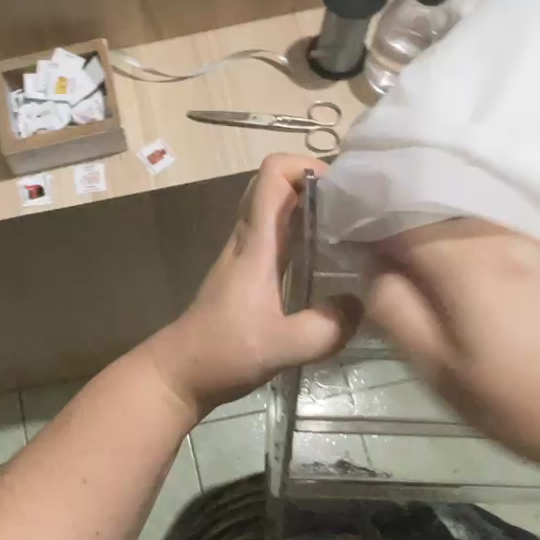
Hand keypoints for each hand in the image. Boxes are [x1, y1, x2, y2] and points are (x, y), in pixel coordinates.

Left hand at [141, 154, 363, 415]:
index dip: (306, 165)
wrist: (178, 374)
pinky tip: (327, 260)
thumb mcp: (281, 346)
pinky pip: (275, 238)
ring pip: (274, 212)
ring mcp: (243, 258)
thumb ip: (325, 328)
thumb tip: (360, 305)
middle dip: (314, 183)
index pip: (272, 175)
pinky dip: (301, 234)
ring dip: (309, 208)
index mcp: (255, 245)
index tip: (344, 187)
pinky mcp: (245, 277)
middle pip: (274, 186)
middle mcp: (247, 241)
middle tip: (356, 205)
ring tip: (351, 228)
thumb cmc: (222, 353)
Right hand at [362, 219, 539, 477]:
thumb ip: (394, 310)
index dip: (364, 229)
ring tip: (436, 273)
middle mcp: (503, 225)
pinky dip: (481, 233)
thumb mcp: (442, 372)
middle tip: (394, 270)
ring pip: (470, 209)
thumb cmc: (536, 404)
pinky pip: (508, 219)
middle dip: (401, 223)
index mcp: (464, 256)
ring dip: (441, 227)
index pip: (391, 214)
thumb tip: (373, 265)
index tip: (355, 257)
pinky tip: (488, 275)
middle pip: (432, 201)